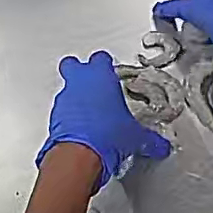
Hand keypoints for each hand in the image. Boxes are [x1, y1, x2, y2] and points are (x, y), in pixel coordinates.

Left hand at [38, 51, 171, 190]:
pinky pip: (60, 110)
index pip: (101, 59)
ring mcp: (64, 98)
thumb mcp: (135, 137)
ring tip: (90, 115)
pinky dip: (68, 117)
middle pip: (72, 65)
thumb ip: (148, 138)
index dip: (105, 65)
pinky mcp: (54, 116)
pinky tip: (80, 130)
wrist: (80, 153)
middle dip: (79, 71)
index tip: (111, 73)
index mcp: (100, 77)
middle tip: (91, 84)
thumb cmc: (107, 134)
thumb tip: (158, 145)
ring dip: (75, 98)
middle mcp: (78, 82)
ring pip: (66, 89)